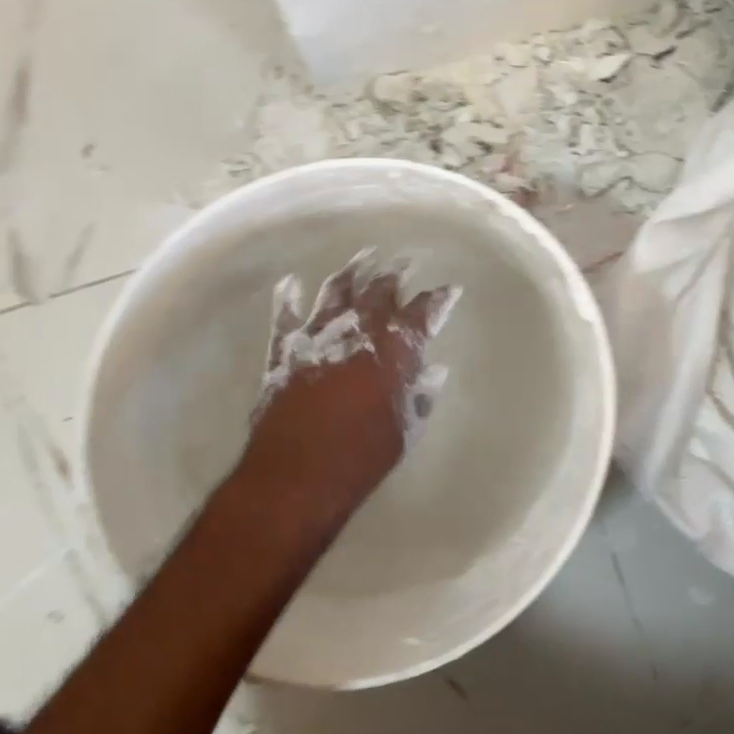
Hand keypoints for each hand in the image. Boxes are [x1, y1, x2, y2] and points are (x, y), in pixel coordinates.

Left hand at [233, 250, 458, 524]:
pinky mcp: (284, 351)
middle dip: (395, 274)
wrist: (297, 476)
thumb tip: (433, 371)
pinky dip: (287, 298)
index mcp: (396, 350)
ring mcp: (318, 337)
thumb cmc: (362, 458)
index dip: (438, 299)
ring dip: (352, 273)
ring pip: (336, 292)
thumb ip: (420, 394)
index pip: (423, 313)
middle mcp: (359, 332)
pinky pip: (285, 317)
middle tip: (404, 261)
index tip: (448, 289)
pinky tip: (290, 282)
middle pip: (380, 291)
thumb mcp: (405, 429)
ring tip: (363, 258)